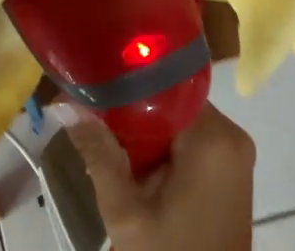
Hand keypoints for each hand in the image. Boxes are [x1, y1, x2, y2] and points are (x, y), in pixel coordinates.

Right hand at [66, 103, 255, 250]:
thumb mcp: (125, 211)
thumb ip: (97, 152)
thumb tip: (62, 102)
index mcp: (212, 139)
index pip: (162, 85)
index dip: (123, 83)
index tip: (88, 86)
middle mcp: (230, 136)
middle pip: (168, 101)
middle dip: (128, 110)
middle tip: (89, 119)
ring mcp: (233, 154)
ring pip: (175, 119)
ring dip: (141, 130)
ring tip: (104, 141)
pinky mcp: (228, 171)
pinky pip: (187, 139)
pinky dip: (159, 146)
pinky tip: (132, 165)